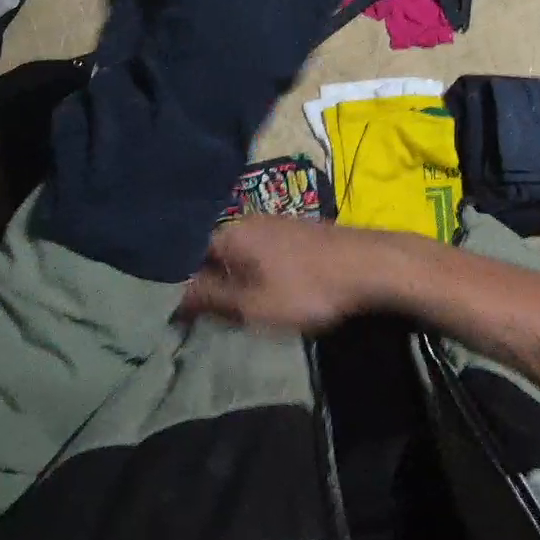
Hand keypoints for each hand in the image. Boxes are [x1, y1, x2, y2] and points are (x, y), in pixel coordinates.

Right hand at [180, 216, 406, 334]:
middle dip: (204, 283)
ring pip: (236, 255)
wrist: (368, 266)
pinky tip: (260, 294)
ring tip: (229, 311)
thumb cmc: (306, 288)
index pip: (184, 255)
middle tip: (200, 317)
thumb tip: (170, 298)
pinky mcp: (292, 234)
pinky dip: (251, 274)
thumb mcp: (252, 305)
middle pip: (210, 253)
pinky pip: (257, 254)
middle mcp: (245, 221)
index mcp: (228, 233)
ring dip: (230, 280)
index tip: (172, 312)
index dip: (175, 284)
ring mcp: (271, 224)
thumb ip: (210, 299)